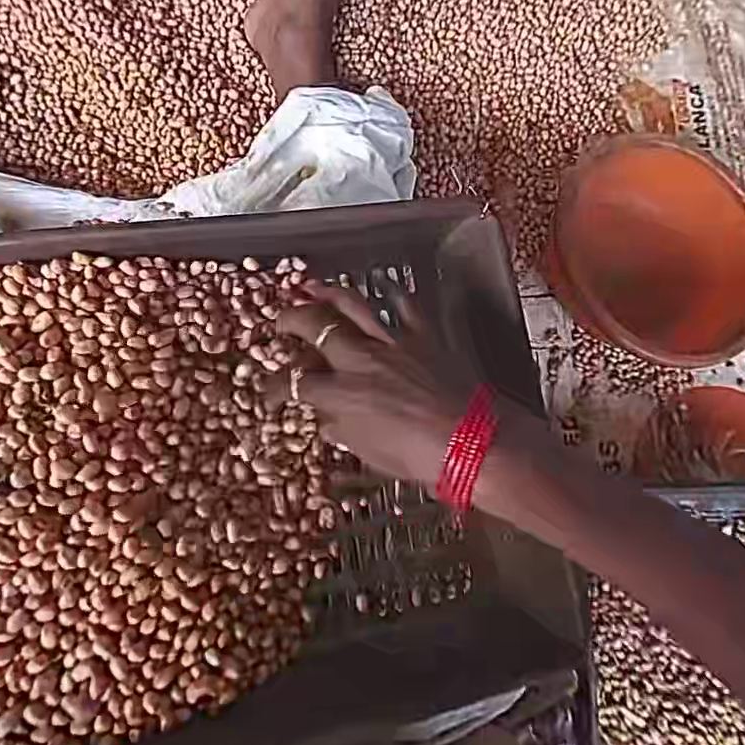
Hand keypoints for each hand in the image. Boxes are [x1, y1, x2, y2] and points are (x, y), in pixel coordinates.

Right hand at [274, 283, 483, 490]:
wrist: (476, 442)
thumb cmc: (419, 457)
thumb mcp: (369, 452)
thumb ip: (341, 431)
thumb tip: (326, 422)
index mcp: (342, 393)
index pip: (295, 382)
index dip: (274, 384)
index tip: (268, 389)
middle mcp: (360, 360)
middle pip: (313, 326)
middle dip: (289, 319)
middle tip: (281, 321)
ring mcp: (392, 342)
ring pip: (352, 304)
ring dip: (327, 292)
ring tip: (311, 287)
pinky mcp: (423, 336)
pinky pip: (404, 306)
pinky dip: (391, 295)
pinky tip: (382, 289)